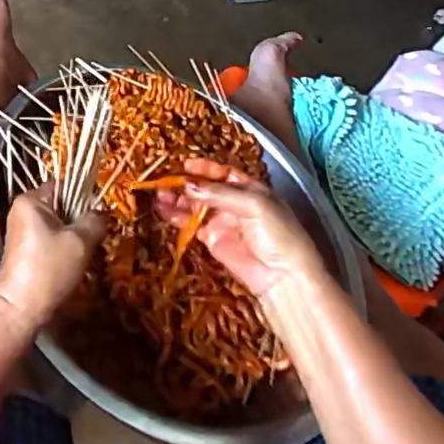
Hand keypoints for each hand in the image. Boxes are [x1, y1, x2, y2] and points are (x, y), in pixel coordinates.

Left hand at [0, 184, 105, 332]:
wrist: (21, 306)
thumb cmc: (49, 268)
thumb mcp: (79, 242)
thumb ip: (94, 221)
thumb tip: (103, 211)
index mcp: (30, 200)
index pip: (62, 186)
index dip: (83, 196)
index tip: (98, 214)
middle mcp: (21, 209)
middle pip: (59, 205)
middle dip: (79, 219)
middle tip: (96, 236)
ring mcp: (20, 229)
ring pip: (56, 223)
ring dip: (73, 235)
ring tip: (86, 251)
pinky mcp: (23, 247)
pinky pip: (48, 237)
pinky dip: (62, 246)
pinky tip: (73, 262)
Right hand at [158, 159, 322, 296]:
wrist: (283, 278)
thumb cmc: (278, 234)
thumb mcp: (254, 205)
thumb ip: (218, 193)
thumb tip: (186, 184)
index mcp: (249, 189)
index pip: (222, 173)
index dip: (204, 168)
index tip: (185, 165)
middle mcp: (233, 202)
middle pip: (203, 188)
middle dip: (184, 184)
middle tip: (164, 182)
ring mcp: (221, 221)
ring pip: (193, 205)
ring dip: (176, 199)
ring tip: (159, 196)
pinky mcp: (212, 239)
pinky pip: (190, 224)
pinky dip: (176, 217)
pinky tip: (163, 211)